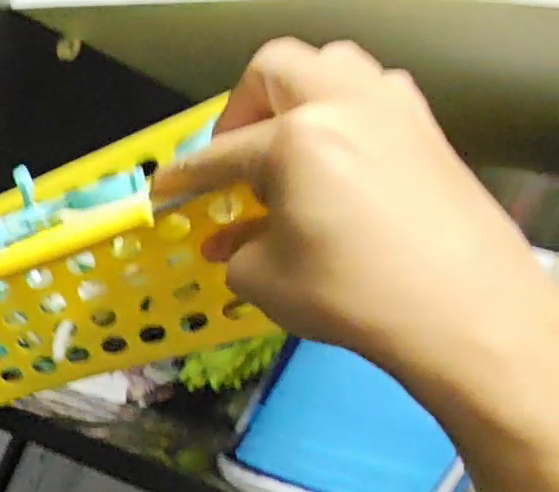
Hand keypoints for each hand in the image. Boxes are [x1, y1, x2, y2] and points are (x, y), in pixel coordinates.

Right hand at [153, 39, 552, 413]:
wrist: (453, 301)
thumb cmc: (340, 289)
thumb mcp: (257, 274)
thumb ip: (235, 244)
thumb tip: (228, 238)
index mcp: (294, 139)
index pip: (214, 155)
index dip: (178, 179)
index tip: (159, 194)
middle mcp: (345, 106)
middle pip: (276, 70)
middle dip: (238, 112)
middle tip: (227, 161)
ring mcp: (392, 111)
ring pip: (330, 69)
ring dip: (292, 103)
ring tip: (276, 157)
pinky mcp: (422, 130)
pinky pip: (365, 99)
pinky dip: (333, 120)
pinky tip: (320, 169)